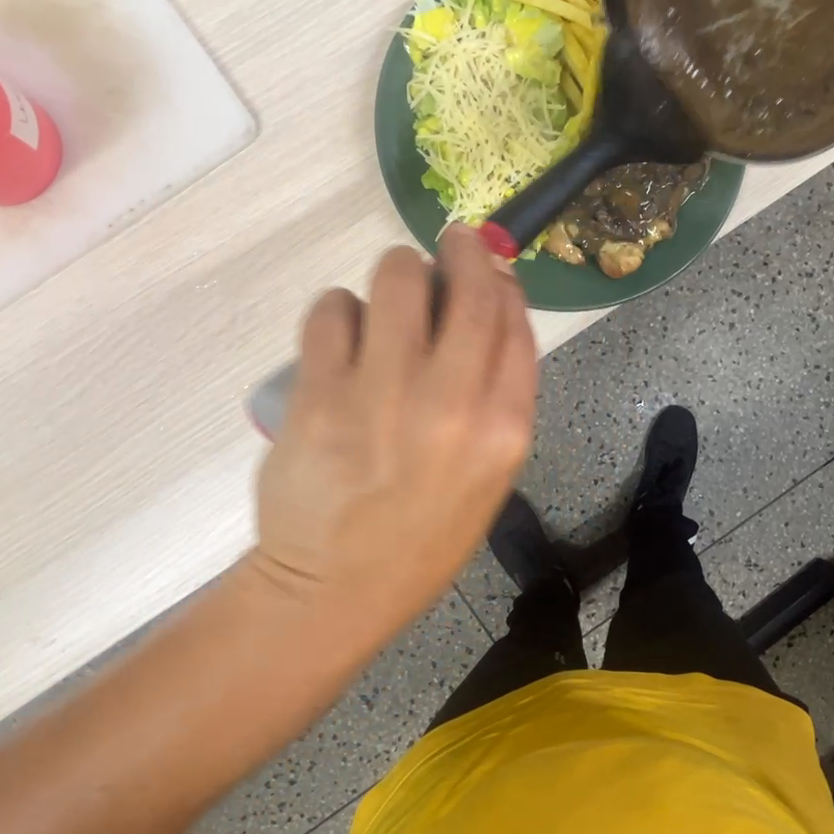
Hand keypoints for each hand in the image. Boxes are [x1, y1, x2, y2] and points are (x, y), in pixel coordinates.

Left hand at [247, 224, 537, 640]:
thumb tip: (492, 307)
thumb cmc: (423, 537)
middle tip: (449, 244)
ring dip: (398, 274)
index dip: (502, 279)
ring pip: (397, 277)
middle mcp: (452, 403)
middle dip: (460, 250)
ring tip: (388, 302)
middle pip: (467, 287)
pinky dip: (340, 310)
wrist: (337, 589)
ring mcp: (382, 394)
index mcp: (504, 429)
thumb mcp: (491, 475)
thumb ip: (499, 395)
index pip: (515, 320)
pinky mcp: (319, 393)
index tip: (490, 265)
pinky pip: (334, 308)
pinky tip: (342, 337)